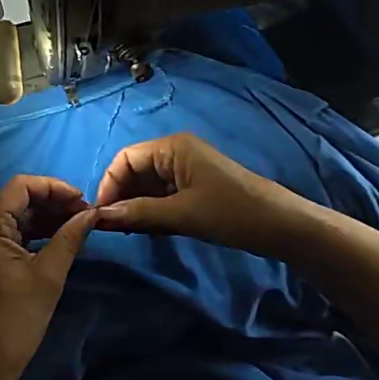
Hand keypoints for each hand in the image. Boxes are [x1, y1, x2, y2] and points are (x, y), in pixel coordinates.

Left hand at [0, 176, 97, 379]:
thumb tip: (93, 213)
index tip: (84, 202)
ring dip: (49, 216)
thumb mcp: (49, 274)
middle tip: (87, 215)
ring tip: (81, 226)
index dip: (55, 188)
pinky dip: (38, 231)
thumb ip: (70, 237)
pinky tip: (64, 237)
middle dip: (54, 202)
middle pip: (20, 198)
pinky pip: (14, 231)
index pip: (22, 186)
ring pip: (19, 214)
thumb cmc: (17, 317)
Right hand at [95, 133, 317, 256]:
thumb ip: (138, 213)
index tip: (101, 215)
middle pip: (134, 171)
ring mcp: (185, 170)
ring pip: (147, 186)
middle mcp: (175, 153)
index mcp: (171, 147)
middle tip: (113, 228)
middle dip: (122, 198)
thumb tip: (99, 217)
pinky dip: (152, 211)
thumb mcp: (180, 214)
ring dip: (136, 207)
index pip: (125, 158)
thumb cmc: (230, 212)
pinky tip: (152, 231)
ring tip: (132, 232)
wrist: (279, 225)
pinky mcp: (194, 187)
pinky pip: (162, 195)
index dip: (109, 184)